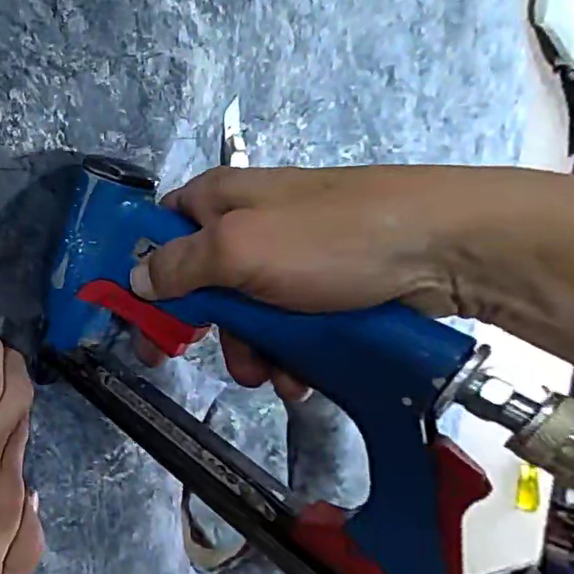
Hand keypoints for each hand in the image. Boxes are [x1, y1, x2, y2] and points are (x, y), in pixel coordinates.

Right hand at [126, 164, 573, 393]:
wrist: (440, 247)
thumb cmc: (328, 241)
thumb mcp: (240, 250)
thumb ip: (180, 265)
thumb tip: (133, 278)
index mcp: (217, 199)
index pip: (157, 232)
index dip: (142, 276)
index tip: (137, 322)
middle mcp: (246, 222)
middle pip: (199, 280)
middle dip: (205, 327)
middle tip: (204, 357)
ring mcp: (287, 255)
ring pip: (244, 311)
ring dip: (250, 350)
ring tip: (274, 374)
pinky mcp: (321, 285)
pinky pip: (284, 324)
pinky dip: (286, 352)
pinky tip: (300, 375)